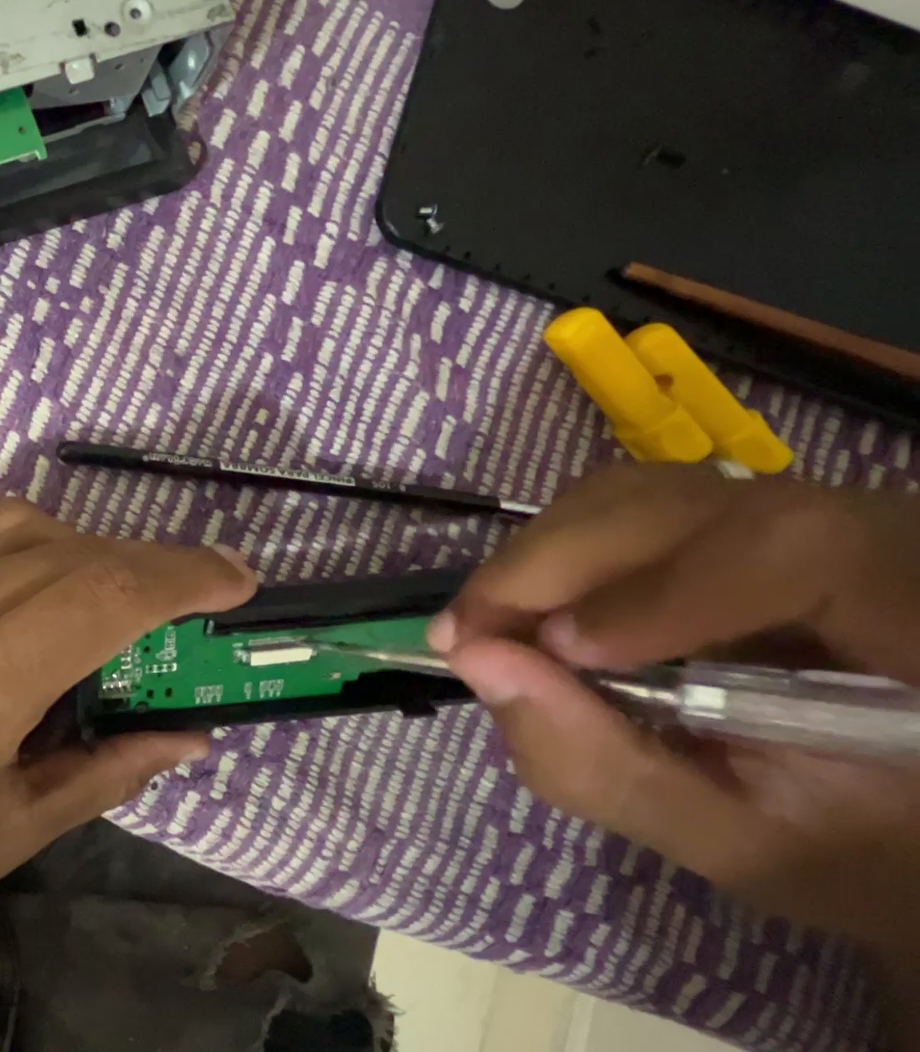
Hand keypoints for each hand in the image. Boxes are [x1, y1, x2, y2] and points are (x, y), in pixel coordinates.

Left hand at [0, 499, 255, 1051]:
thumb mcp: (8, 834)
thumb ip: (109, 767)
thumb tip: (193, 729)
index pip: (97, 595)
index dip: (179, 575)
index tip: (232, 580)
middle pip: (61, 549)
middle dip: (138, 565)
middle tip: (175, 607)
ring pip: (8, 525)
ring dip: (77, 550)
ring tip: (102, 602)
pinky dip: (11, 552)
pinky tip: (21, 599)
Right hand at [432, 463, 919, 958]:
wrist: (897, 812)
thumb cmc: (842, 846)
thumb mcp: (736, 843)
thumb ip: (606, 767)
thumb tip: (476, 662)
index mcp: (917, 619)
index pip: (794, 551)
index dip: (662, 590)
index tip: (561, 653)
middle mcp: (874, 535)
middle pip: (681, 503)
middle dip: (550, 566)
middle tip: (464, 636)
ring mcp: (805, 510)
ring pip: (636, 493)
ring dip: (537, 556)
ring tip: (485, 626)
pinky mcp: (745, 514)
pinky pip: (626, 507)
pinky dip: (554, 553)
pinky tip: (527, 608)